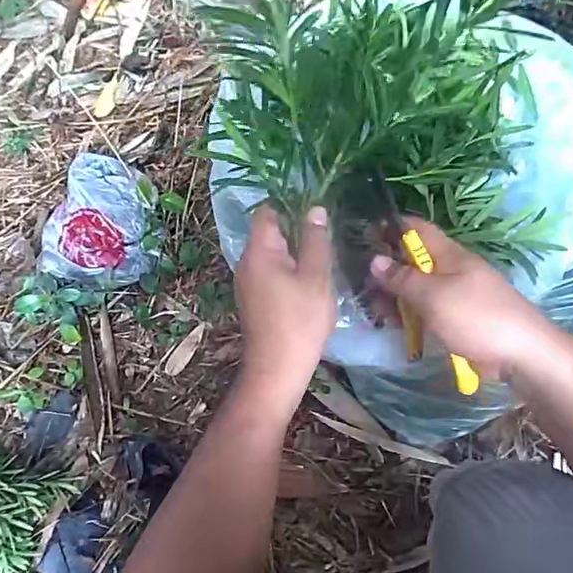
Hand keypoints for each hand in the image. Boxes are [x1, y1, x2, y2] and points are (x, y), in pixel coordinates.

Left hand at [233, 202, 334, 402]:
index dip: (290, 204)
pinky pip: (270, 273)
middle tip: (326, 234)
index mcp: (259, 251)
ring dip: (294, 252)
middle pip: (268, 233)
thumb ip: (316, 240)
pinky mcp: (253, 300)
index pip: (267, 211)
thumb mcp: (316, 276)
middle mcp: (246, 263)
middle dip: (295, 229)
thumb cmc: (300, 320)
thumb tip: (315, 209)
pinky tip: (309, 282)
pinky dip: (288, 271)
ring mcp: (246, 283)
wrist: (277, 368)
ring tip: (322, 258)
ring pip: (271, 255)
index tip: (316, 210)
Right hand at [369, 218, 562, 381]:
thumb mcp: (434, 296)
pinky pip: (430, 311)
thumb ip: (403, 279)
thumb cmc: (478, 317)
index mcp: (450, 256)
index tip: (366, 234)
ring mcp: (458, 296)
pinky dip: (412, 316)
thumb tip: (375, 259)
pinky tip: (398, 327)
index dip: (393, 228)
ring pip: (420, 289)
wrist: (523, 354)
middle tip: (362, 286)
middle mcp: (454, 271)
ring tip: (376, 312)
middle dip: (389, 270)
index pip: (419, 230)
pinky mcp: (461, 319)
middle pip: (415, 262)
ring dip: (398, 297)